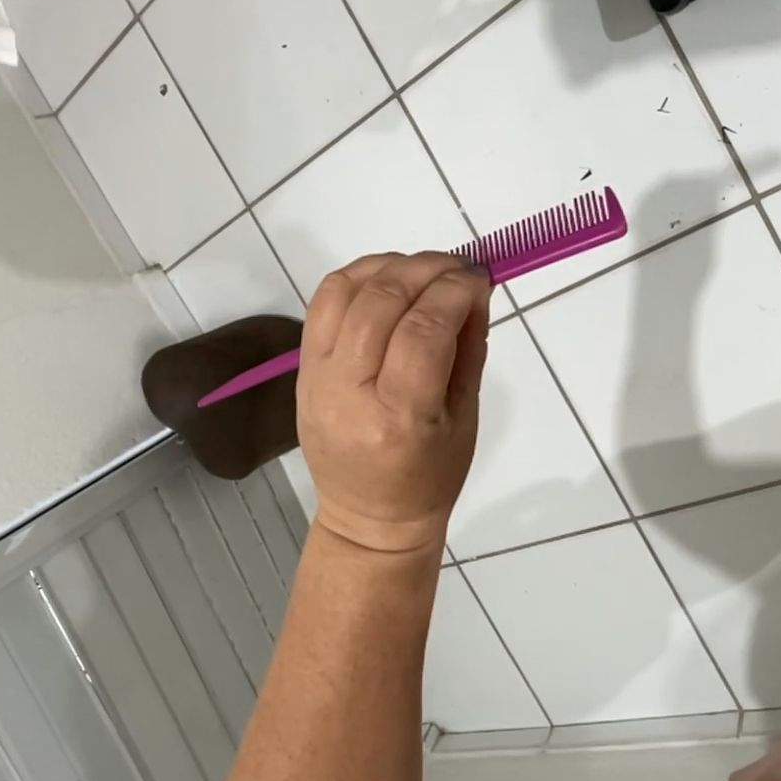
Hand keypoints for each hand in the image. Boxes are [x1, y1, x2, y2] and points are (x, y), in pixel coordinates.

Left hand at [296, 252, 492, 553]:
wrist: (368, 515)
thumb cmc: (430, 477)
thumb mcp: (465, 417)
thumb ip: (469, 346)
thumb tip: (474, 287)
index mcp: (400, 419)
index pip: (424, 331)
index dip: (455, 291)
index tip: (480, 276)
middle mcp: (349, 394)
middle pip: (381, 303)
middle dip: (426, 269)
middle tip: (458, 266)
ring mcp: (317, 379)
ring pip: (344, 293)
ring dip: (389, 266)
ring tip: (423, 269)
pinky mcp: (301, 369)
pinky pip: (322, 303)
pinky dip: (356, 277)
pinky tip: (386, 278)